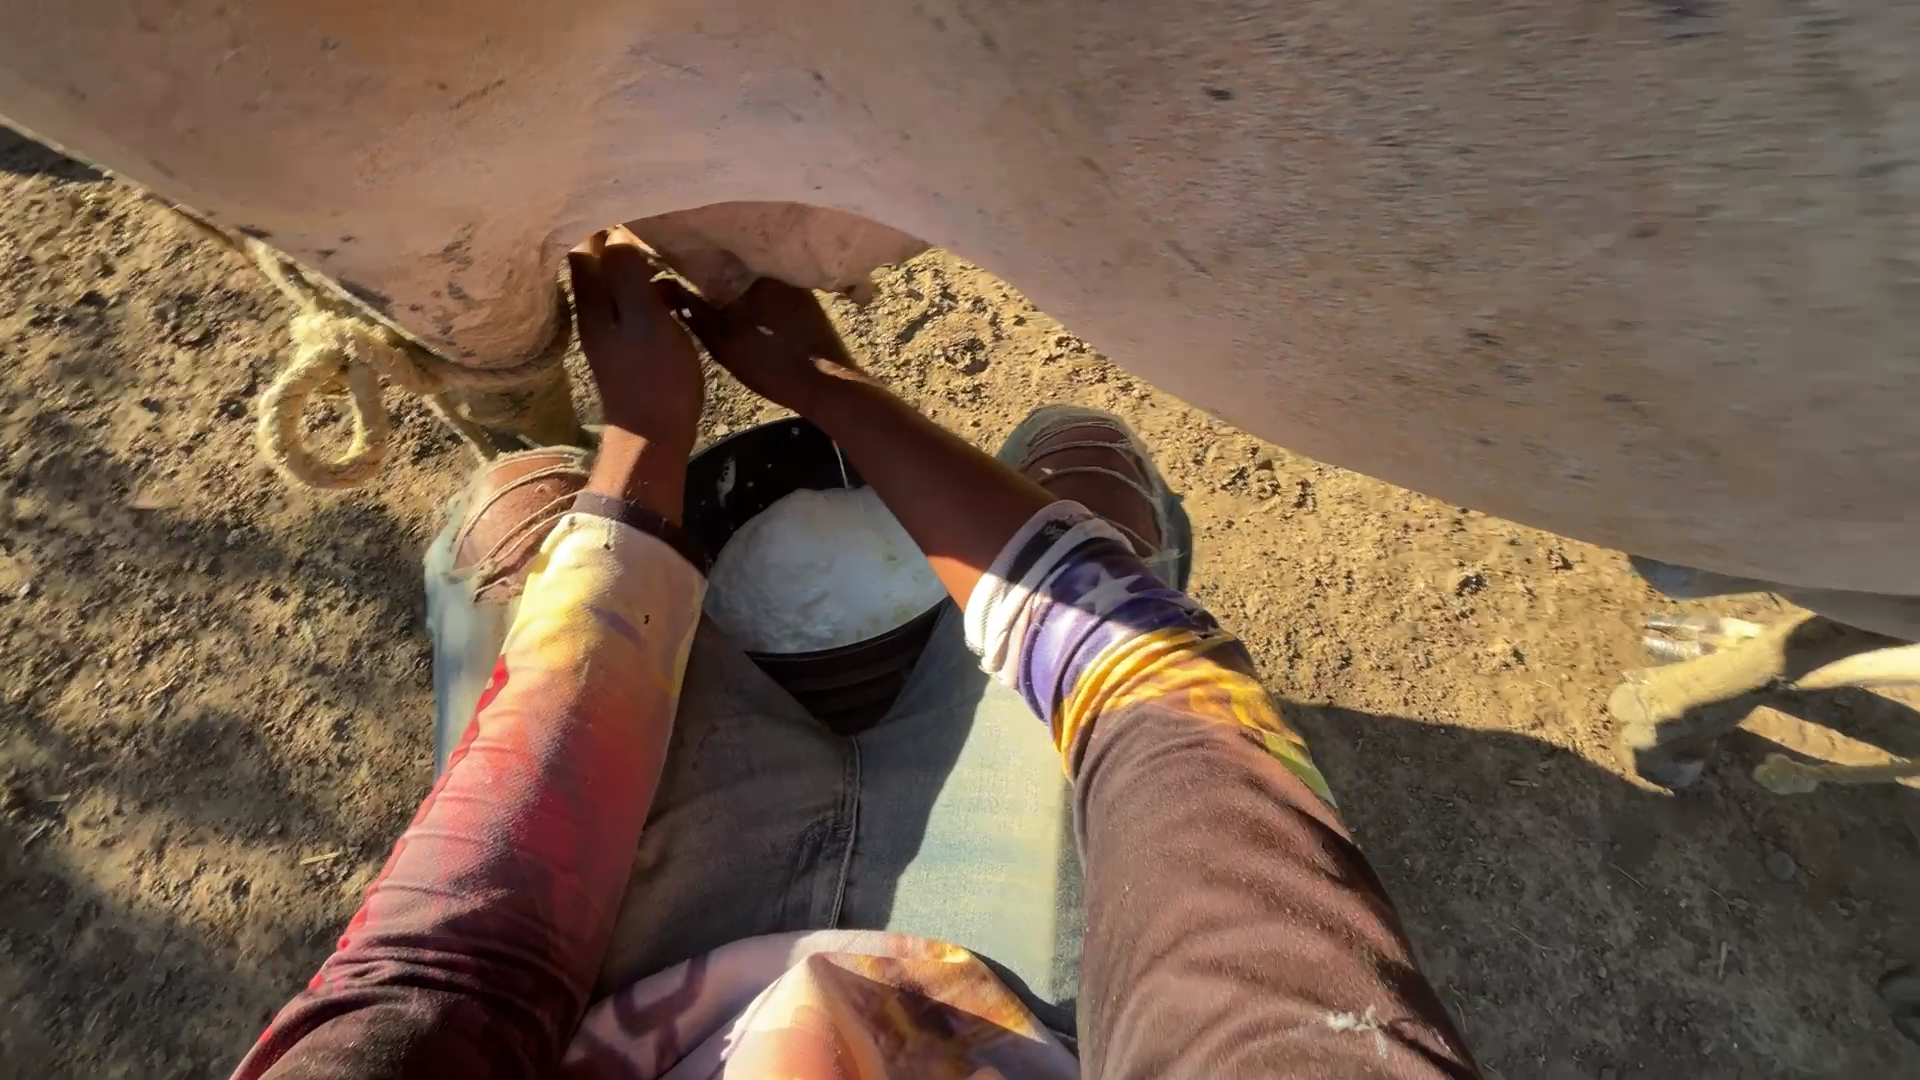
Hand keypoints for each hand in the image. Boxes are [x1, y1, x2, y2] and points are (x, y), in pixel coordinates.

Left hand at [568, 226, 703, 520]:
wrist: (653, 436)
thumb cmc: (655, 380)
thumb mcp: (648, 322)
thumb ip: (629, 275)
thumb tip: (617, 232)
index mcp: (593, 297)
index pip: (584, 240)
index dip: (599, 213)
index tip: (622, 189)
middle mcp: (592, 307)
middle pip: (592, 255)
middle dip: (609, 230)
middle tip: (642, 207)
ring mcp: (607, 327)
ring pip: (610, 277)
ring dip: (627, 256)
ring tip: (657, 237)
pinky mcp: (625, 344)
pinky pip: (627, 299)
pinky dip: (640, 283)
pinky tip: (664, 283)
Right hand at [657, 277, 861, 415]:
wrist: (828, 386)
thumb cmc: (773, 363)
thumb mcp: (723, 341)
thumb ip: (692, 311)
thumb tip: (661, 285)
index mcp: (754, 269)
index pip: (714, 252)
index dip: (690, 258)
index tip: (670, 263)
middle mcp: (777, 269)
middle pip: (736, 262)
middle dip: (713, 268)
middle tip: (687, 278)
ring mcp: (796, 285)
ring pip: (755, 276)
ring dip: (737, 282)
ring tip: (712, 292)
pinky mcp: (809, 303)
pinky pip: (774, 290)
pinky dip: (758, 295)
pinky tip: (746, 308)